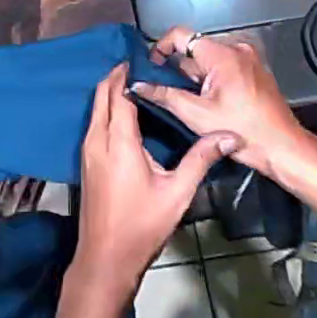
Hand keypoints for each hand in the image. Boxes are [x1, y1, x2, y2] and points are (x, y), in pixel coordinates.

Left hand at [72, 63, 232, 296]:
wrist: (105, 258)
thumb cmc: (142, 225)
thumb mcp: (178, 192)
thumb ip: (201, 159)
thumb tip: (230, 136)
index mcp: (118, 141)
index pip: (120, 94)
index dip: (129, 74)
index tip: (146, 58)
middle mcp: (97, 140)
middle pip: (102, 95)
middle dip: (117, 76)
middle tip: (141, 64)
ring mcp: (87, 151)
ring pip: (95, 108)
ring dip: (110, 91)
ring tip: (136, 82)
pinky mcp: (85, 162)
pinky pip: (93, 122)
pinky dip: (106, 108)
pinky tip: (125, 112)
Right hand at [132, 27, 316, 193]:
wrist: (281, 146)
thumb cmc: (243, 131)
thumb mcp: (196, 115)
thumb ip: (164, 96)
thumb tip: (138, 85)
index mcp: (222, 55)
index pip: (181, 34)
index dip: (161, 47)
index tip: (153, 66)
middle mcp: (237, 49)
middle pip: (195, 48)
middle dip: (180, 69)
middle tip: (173, 93)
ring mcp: (247, 58)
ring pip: (208, 58)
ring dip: (196, 76)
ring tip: (197, 102)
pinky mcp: (253, 69)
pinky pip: (224, 65)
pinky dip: (212, 78)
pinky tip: (213, 101)